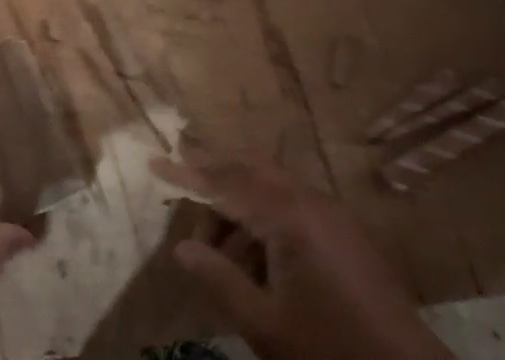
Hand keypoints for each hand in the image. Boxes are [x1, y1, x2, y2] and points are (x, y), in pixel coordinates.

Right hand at [154, 155, 449, 359]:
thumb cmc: (329, 350)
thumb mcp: (263, 323)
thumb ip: (218, 279)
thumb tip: (183, 248)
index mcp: (289, 217)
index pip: (225, 183)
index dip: (186, 174)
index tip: (153, 162)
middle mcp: (313, 204)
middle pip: (252, 171)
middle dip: (215, 180)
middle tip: (184, 196)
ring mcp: (337, 218)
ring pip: (274, 192)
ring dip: (241, 209)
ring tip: (219, 256)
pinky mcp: (351, 239)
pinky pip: (297, 210)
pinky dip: (267, 223)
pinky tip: (258, 264)